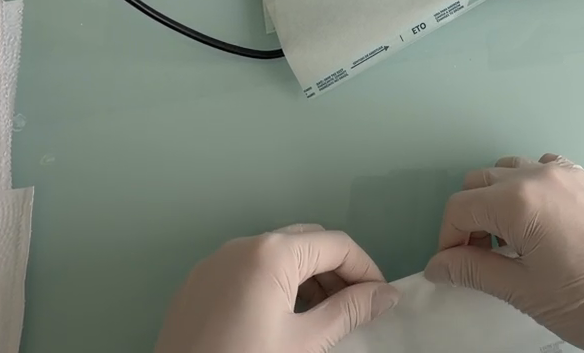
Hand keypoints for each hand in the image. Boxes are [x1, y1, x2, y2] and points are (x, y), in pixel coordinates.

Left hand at [154, 223, 399, 352]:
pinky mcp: (197, 284)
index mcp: (272, 251)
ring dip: (305, 278)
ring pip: (276, 255)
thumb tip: (386, 294)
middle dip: (336, 270)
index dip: (365, 268)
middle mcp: (243, 244)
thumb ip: (349, 311)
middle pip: (306, 242)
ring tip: (322, 318)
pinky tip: (280, 320)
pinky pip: (247, 270)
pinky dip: (273, 284)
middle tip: (356, 308)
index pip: (336, 244)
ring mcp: (215, 262)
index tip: (382, 298)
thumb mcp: (305, 345)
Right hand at [424, 154, 583, 352]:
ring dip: (498, 197)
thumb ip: (473, 269)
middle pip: (480, 182)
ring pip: (511, 169)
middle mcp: (536, 175)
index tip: (455, 266)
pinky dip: (531, 185)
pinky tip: (542, 219)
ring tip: (512, 239)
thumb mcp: (521, 290)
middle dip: (471, 217)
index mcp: (516, 201)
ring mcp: (564, 171)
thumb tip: (438, 265)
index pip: (459, 207)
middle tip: (482, 255)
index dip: (448, 238)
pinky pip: (544, 168)